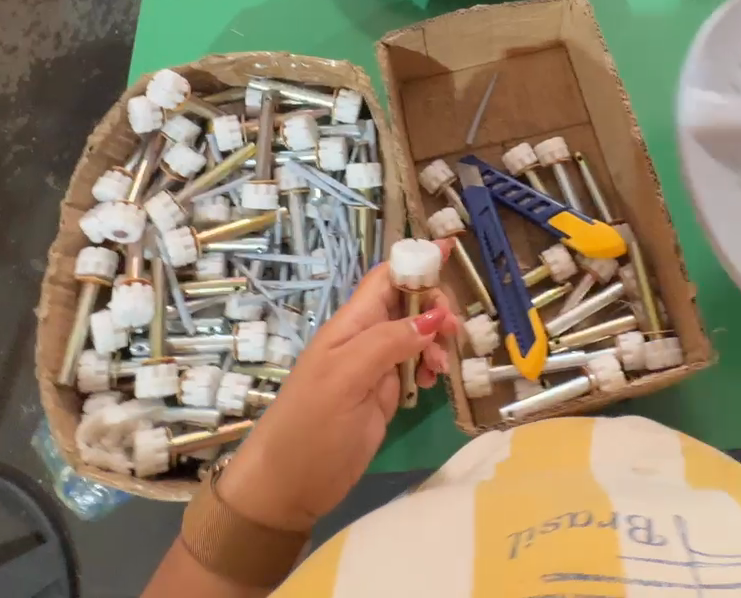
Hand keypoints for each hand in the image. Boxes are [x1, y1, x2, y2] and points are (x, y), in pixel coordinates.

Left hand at [214, 240, 458, 533]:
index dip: (416, 261)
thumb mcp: (347, 378)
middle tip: (452, 331)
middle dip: (435, 307)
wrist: (288, 488)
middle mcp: (364, 338)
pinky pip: (416, 364)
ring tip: (442, 365)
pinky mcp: (384, 393)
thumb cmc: (311, 427)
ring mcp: (375, 366)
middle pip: (408, 302)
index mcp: (351, 324)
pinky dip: (431, 365)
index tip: (451, 251)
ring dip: (436, 340)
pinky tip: (435, 381)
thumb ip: (389, 342)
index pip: (387, 278)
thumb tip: (432, 317)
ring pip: (416, 333)